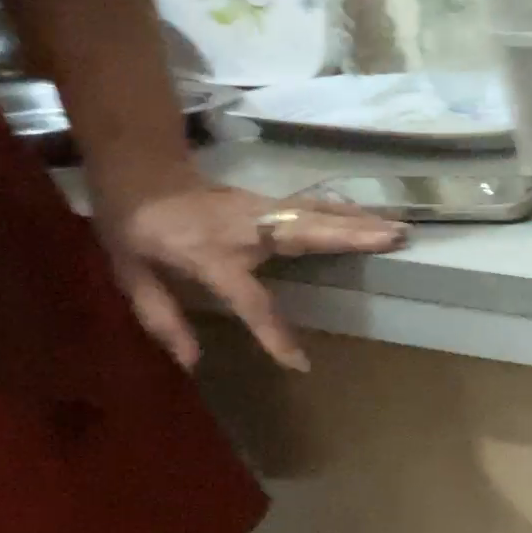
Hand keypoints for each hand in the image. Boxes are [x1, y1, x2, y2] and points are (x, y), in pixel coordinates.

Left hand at [93, 180, 408, 370]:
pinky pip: (316, 208)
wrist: (137, 170)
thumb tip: (192, 362)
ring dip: (361, 222)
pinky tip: (377, 219)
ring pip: (317, 215)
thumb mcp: (131, 273)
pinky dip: (350, 213)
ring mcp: (260, 210)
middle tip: (393, 241)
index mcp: (209, 256)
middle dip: (349, 237)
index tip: (299, 363)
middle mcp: (243, 230)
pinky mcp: (271, 202)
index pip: (249, 300)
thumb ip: (161, 317)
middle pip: (303, 234)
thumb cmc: (135, 227)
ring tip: (401, 231)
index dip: (273, 332)